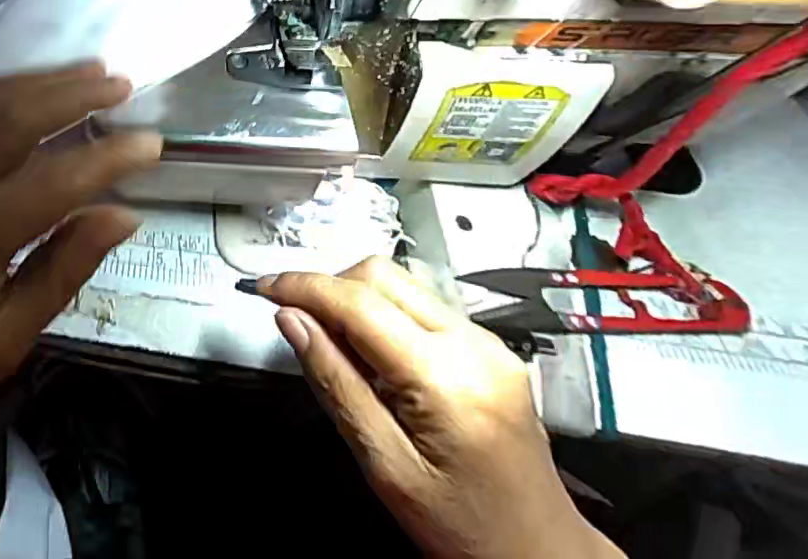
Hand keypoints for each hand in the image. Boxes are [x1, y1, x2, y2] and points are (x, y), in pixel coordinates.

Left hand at [0, 63, 160, 462]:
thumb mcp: (11, 338)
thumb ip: (66, 266)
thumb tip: (125, 213)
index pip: (46, 183)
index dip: (104, 158)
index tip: (151, 141)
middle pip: (8, 121)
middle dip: (70, 96)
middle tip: (121, 84)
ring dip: (37, 83)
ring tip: (90, 72)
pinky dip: (1, 91)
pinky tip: (33, 87)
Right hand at [255, 258, 621, 558]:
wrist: (544, 557)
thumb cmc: (466, 528)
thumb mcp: (384, 464)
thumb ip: (334, 382)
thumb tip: (291, 319)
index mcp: (449, 380)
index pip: (358, 302)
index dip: (302, 286)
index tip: (264, 288)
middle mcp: (475, 348)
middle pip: (380, 276)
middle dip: (327, 287)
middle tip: (296, 320)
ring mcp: (486, 344)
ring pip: (397, 282)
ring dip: (351, 297)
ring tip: (332, 342)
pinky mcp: (486, 347)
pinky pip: (416, 303)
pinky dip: (377, 311)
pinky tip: (366, 351)